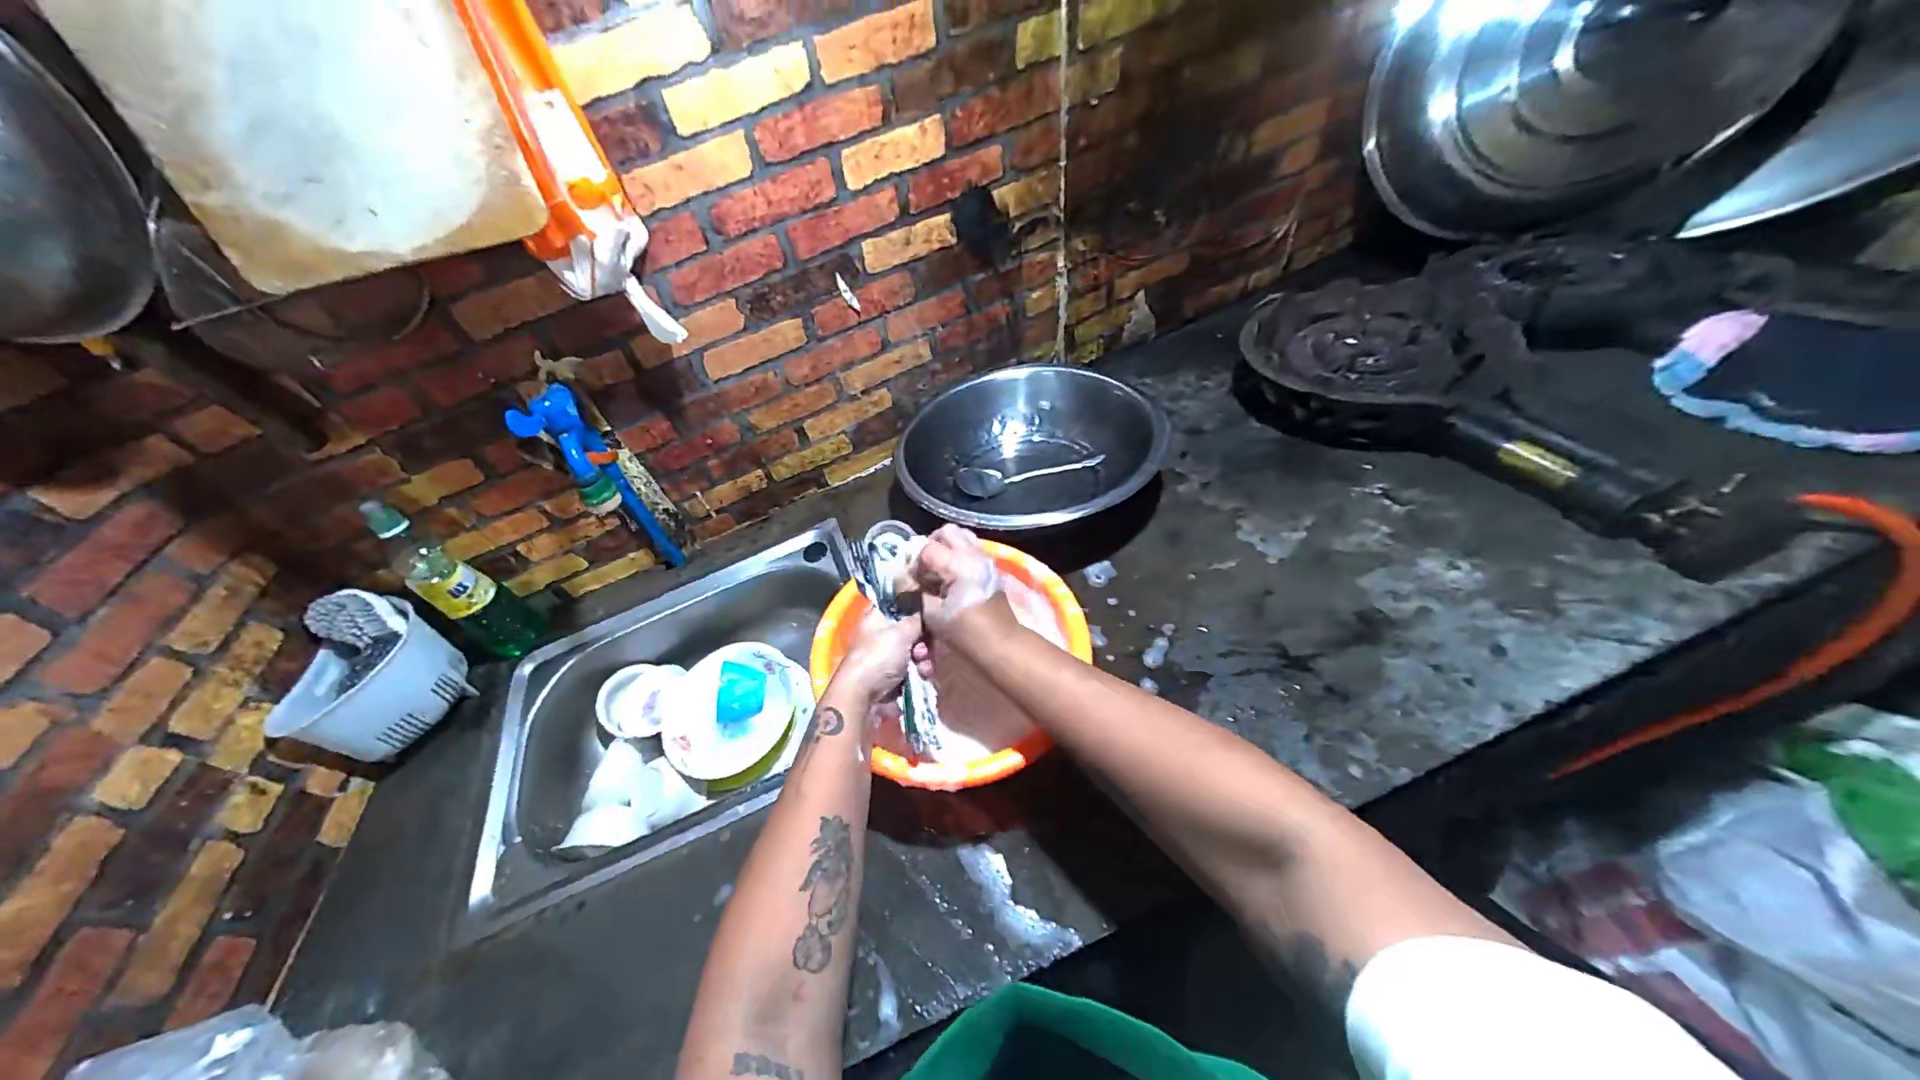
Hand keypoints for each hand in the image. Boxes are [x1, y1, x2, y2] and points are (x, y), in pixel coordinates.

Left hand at [833, 608, 921, 706]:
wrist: (864, 697)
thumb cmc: (878, 657)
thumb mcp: (901, 632)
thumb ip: (917, 620)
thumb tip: (926, 613)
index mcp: (876, 619)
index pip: (899, 606)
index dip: (915, 609)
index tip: (929, 615)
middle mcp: (882, 636)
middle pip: (912, 631)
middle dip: (923, 641)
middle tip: (923, 649)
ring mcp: (888, 657)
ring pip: (917, 651)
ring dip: (925, 659)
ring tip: (923, 667)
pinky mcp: (895, 676)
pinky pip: (916, 668)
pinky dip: (921, 672)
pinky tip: (923, 676)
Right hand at [903, 525, 1006, 638]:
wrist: (1001, 641)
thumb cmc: (966, 631)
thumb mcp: (933, 615)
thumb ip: (919, 593)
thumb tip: (912, 581)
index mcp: (958, 564)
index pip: (928, 548)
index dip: (916, 562)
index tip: (913, 579)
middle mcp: (973, 554)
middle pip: (946, 532)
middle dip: (931, 545)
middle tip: (924, 565)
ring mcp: (985, 558)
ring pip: (961, 535)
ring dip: (946, 547)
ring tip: (938, 568)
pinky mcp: (991, 565)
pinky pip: (971, 547)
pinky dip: (958, 553)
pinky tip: (952, 574)